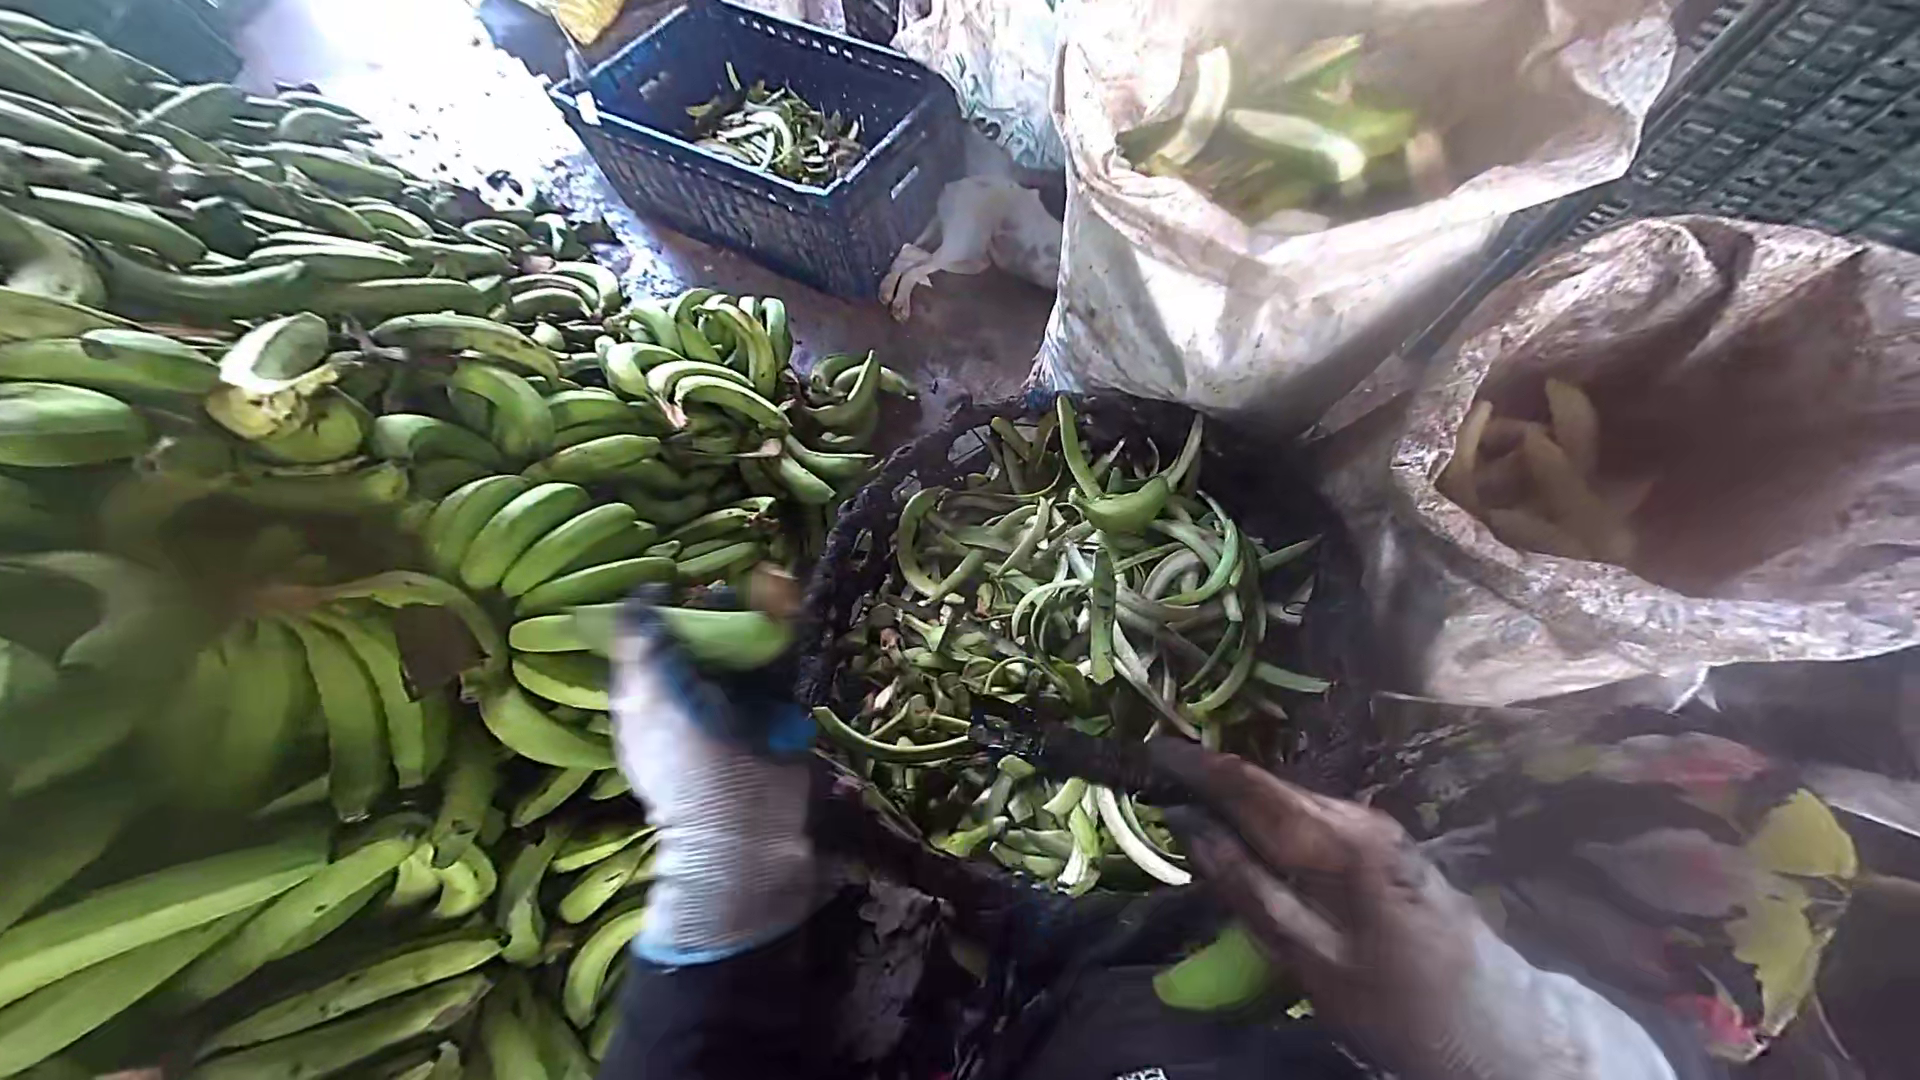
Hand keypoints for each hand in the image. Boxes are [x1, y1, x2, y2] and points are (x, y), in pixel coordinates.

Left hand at [611, 585, 815, 965]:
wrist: (744, 826)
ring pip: (741, 650)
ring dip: (751, 620)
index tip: (669, 583)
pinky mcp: (773, 710)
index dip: (656, 614)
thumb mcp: (653, 705)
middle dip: (711, 613)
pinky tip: (786, 616)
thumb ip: (647, 649)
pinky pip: (777, 668)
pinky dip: (782, 642)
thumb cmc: (687, 766)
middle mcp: (691, 698)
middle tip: (719, 590)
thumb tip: (638, 599)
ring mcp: (735, 705)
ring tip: (763, 588)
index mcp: (650, 700)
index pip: (648, 646)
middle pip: (699, 643)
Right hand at [1151, 739, 1675, 1079]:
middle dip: (1207, 781)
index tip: (1147, 751)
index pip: (1244, 782)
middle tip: (1159, 789)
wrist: (1507, 1035)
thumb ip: (1240, 882)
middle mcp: (1351, 813)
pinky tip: (1247, 839)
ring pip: (1282, 799)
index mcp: (1334, 839)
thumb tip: (1186, 821)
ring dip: (1235, 801)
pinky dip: (1264, 819)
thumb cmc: (1398, 1006)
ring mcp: (1369, 822)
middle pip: (1262, 784)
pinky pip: (1303, 815)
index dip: (1191, 763)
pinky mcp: (1376, 838)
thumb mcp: (1305, 957)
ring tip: (1193, 813)